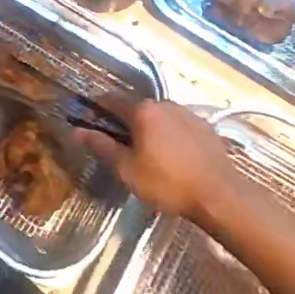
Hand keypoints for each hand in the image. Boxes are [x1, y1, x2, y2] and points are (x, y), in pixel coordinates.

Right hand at [76, 99, 242, 224]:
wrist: (218, 193)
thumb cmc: (167, 182)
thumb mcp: (127, 169)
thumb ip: (102, 146)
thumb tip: (77, 131)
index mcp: (143, 110)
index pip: (111, 100)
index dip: (97, 110)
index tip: (89, 122)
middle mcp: (164, 103)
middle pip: (136, 108)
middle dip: (125, 124)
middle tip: (121, 150)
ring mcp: (187, 112)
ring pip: (158, 117)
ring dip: (149, 130)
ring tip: (149, 158)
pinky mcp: (204, 125)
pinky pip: (178, 125)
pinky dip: (169, 136)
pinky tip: (173, 158)